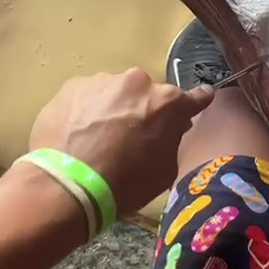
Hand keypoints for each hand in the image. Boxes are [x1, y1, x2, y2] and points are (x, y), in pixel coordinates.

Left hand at [29, 69, 214, 212]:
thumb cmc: (125, 183)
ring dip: (112, 109)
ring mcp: (101, 81)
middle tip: (131, 136)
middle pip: (147, 94)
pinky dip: (85, 111)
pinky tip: (75, 135)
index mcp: (167, 102)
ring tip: (96, 138)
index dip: (197, 101)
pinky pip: (86, 97)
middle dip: (143, 109)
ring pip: (114, 93)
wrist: (67, 186)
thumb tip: (170, 128)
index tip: (201, 100)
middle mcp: (137, 82)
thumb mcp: (164, 171)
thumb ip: (172, 141)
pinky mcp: (70, 87)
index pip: (194, 96)